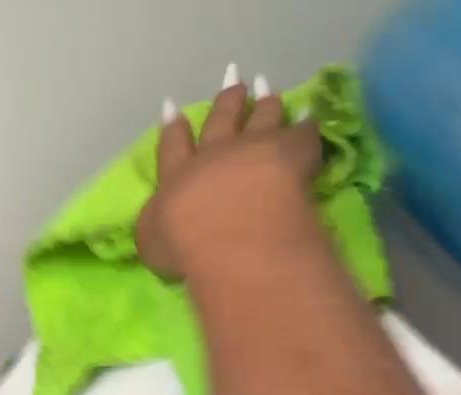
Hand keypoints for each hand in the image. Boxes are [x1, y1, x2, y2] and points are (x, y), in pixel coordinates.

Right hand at [135, 66, 324, 280]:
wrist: (233, 238)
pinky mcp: (292, 151)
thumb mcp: (151, 239)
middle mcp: (215, 154)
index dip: (172, 126)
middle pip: (221, 120)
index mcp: (177, 176)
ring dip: (264, 102)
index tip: (172, 106)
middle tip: (233, 81)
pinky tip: (309, 116)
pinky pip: (301, 132)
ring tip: (268, 89)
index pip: (172, 146)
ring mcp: (255, 147)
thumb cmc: (184, 246)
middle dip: (226, 101)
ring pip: (261, 117)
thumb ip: (155, 219)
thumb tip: (160, 209)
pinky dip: (305, 123)